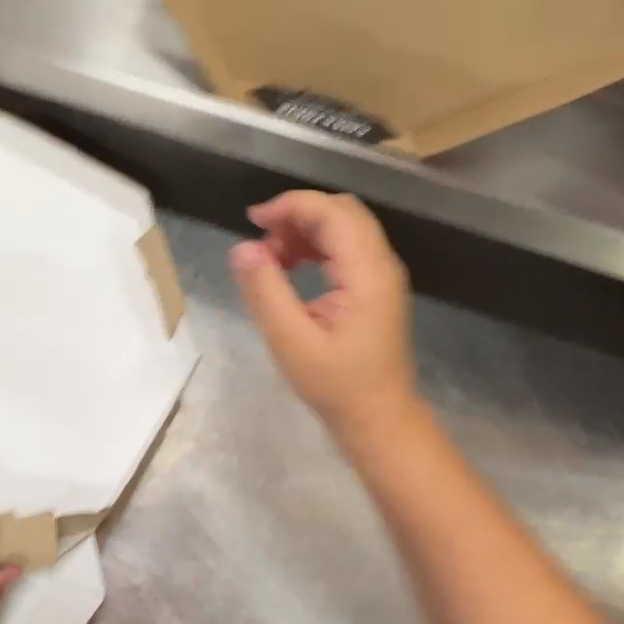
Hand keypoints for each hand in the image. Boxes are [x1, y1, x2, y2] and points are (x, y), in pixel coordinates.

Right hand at [229, 191, 417, 433]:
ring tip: (270, 259)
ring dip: (305, 231)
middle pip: (341, 212)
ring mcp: (382, 275)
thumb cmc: (335, 384)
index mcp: (366, 272)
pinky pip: (347, 248)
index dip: (290, 206)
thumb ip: (265, 291)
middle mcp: (381, 264)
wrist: (377, 418)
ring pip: (345, 228)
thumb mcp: (290, 341)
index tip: (253, 221)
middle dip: (297, 215)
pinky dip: (316, 247)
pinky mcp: (375, 288)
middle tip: (260, 241)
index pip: (331, 212)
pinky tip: (291, 268)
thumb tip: (241, 248)